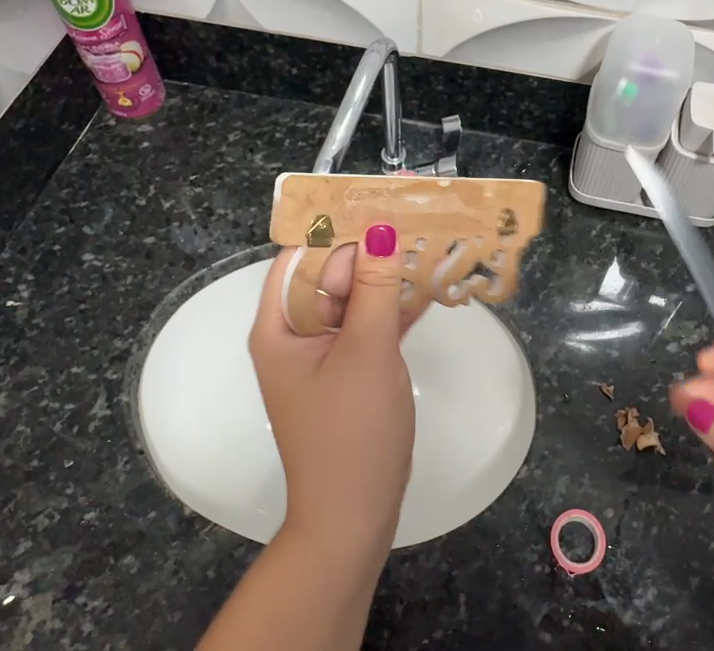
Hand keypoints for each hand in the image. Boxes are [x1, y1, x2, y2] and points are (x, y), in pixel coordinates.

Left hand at [250, 226, 421, 553]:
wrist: (354, 516)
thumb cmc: (351, 432)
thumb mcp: (366, 350)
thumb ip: (373, 286)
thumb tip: (381, 228)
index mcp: (279, 324)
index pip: (301, 254)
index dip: (336, 223)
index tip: (378, 196)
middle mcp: (296, 332)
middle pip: (332, 272)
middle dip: (373, 246)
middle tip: (420, 217)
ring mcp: (325, 353)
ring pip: (356, 297)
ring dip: (389, 275)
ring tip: (433, 242)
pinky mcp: (350, 371)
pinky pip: (370, 326)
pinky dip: (395, 309)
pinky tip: (430, 288)